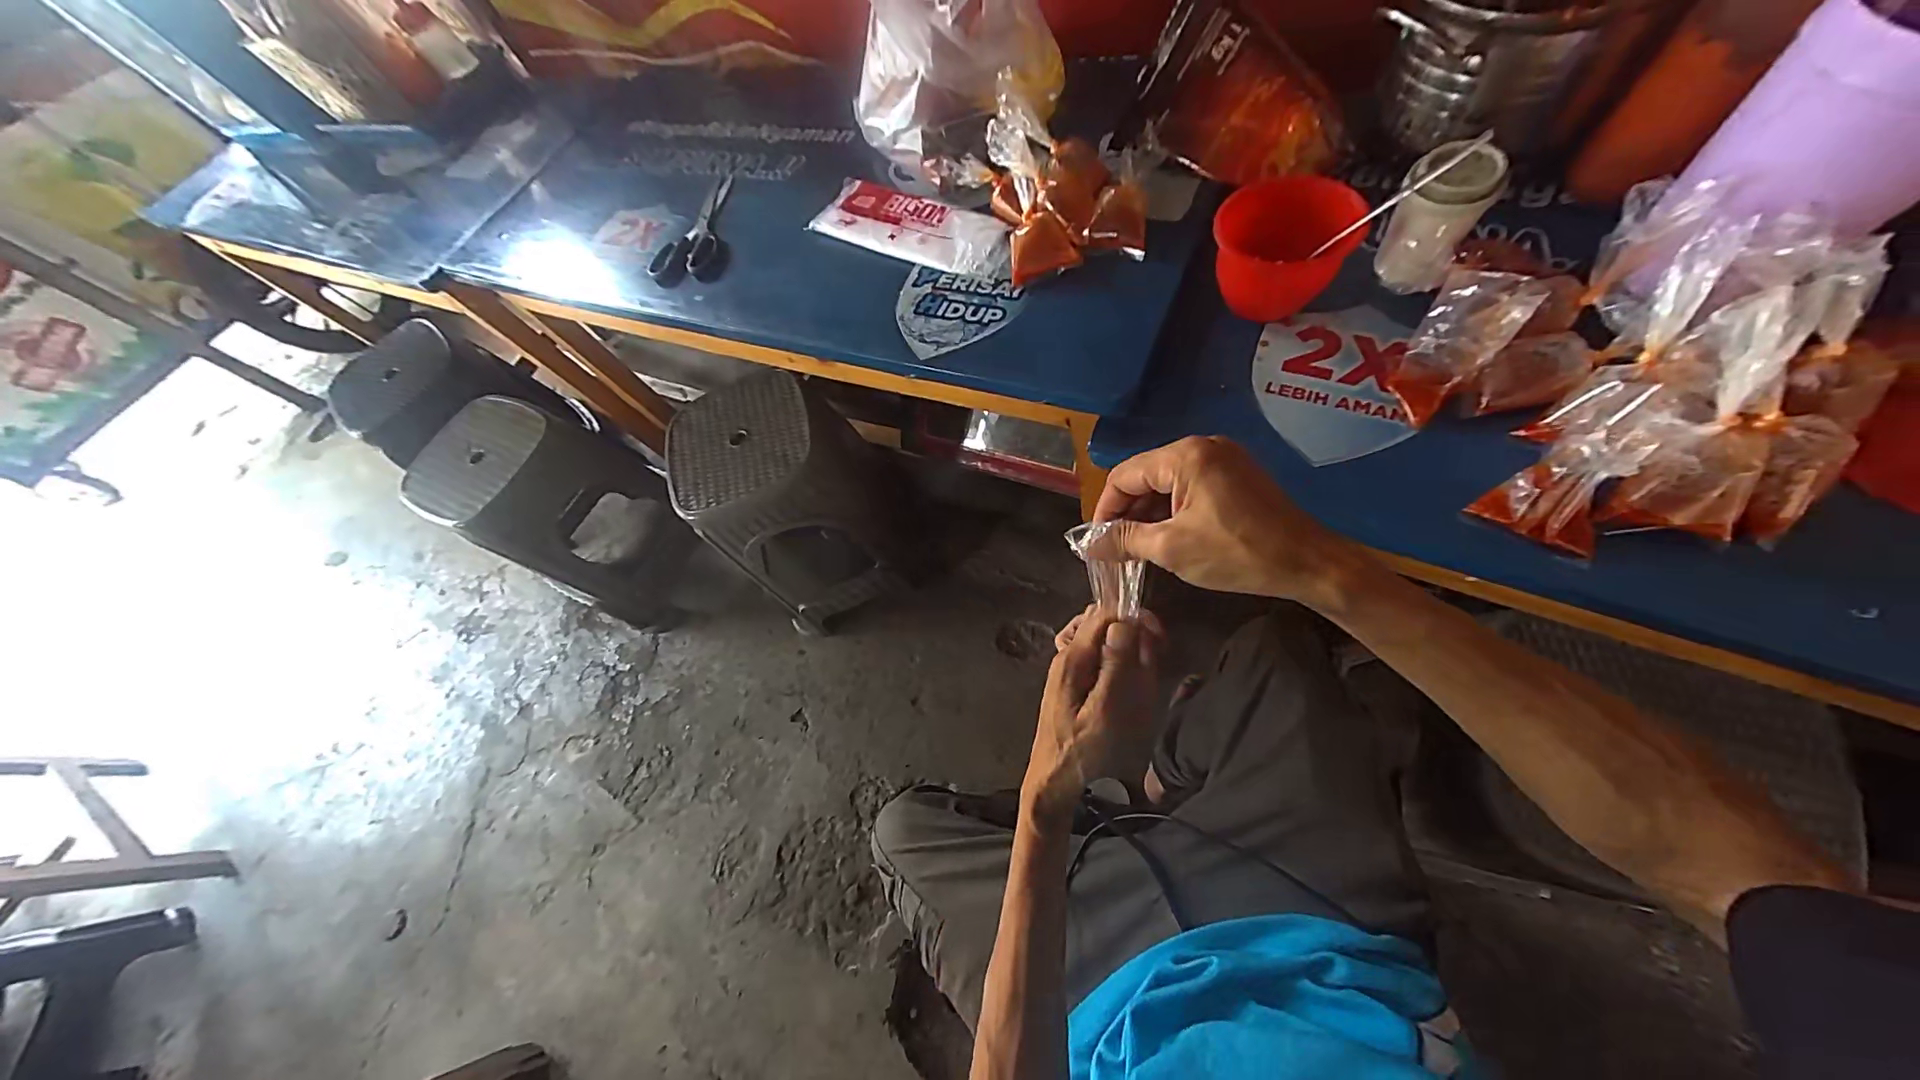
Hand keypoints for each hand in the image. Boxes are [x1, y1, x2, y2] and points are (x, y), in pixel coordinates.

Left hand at [1022, 610, 1159, 826]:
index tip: (1158, 636)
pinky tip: (1132, 686)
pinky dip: (1120, 665)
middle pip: (1103, 623)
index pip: (1102, 613)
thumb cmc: (1082, 755)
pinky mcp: (1075, 686)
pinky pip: (1101, 661)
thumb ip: (1115, 666)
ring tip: (1147, 675)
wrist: (1055, 786)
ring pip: (1103, 640)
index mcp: (1072, 659)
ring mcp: (1070, 670)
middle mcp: (1068, 657)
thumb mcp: (1105, 713)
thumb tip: (1124, 623)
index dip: (1133, 617)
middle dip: (1134, 632)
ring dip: (1129, 649)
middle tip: (1156, 658)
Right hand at [1092, 436, 1364, 604]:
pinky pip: (1190, 486)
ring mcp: (1223, 458)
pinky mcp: (1236, 474)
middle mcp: (1202, 446)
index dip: (1105, 509)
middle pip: (1145, 475)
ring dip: (1149, 512)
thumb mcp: (1171, 548)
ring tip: (1140, 547)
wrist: (1307, 562)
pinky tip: (1168, 535)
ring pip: (1167, 482)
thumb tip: (1088, 544)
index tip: (1098, 541)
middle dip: (1127, 511)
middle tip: (1117, 547)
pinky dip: (1173, 509)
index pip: (1124, 475)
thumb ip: (1124, 540)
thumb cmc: (1237, 553)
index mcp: (1184, 456)